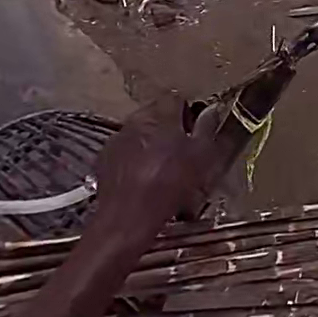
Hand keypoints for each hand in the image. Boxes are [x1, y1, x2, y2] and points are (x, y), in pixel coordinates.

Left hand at [91, 93, 222, 236]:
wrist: (127, 218)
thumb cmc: (169, 185)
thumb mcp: (201, 158)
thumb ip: (207, 129)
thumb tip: (212, 111)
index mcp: (160, 114)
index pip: (176, 98)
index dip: (188, 113)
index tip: (195, 133)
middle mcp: (136, 119)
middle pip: (157, 114)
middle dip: (170, 129)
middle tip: (182, 153)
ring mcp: (117, 137)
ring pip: (140, 132)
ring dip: (152, 143)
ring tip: (162, 170)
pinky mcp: (105, 157)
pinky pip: (125, 150)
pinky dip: (134, 159)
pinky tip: (142, 180)